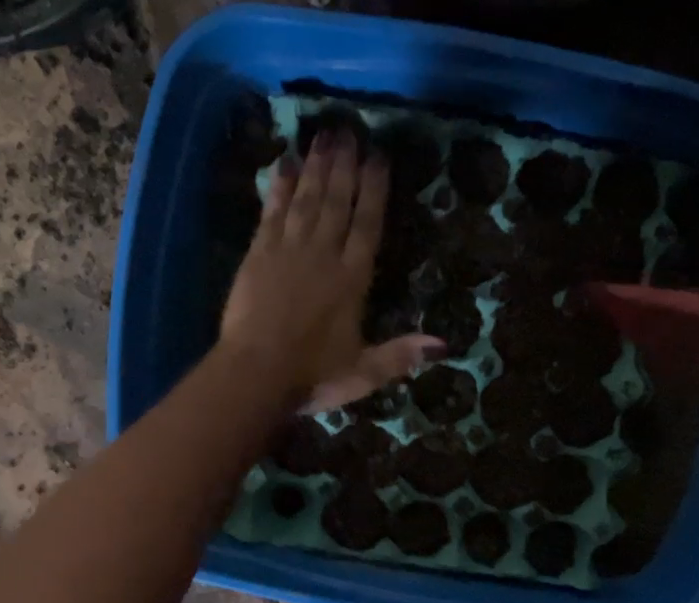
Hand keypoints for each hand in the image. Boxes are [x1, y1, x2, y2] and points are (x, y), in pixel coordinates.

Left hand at [218, 129, 443, 410]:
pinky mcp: (258, 254)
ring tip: (322, 136)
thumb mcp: (363, 373)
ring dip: (315, 167)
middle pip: (337, 202)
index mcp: (353, 280)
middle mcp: (323, 255)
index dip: (375, 190)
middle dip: (344, 166)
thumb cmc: (312, 376)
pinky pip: (271, 211)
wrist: (255, 374)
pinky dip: (278, 186)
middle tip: (349, 131)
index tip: (379, 158)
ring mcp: (288, 250)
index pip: (368, 225)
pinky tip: (283, 164)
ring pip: (306, 199)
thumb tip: (443, 344)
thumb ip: (400, 355)